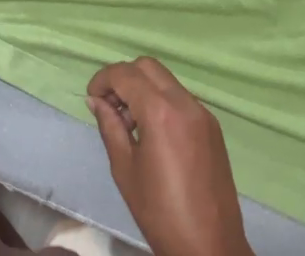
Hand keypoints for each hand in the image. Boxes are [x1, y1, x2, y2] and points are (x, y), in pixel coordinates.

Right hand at [87, 57, 252, 255]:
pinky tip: (152, 133)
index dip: (103, 79)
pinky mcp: (213, 128)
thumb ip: (109, 126)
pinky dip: (161, 101)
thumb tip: (96, 100)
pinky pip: (181, 99)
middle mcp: (185, 103)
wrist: (210, 247)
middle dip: (124, 77)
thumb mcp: (124, 168)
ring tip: (130, 123)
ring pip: (166, 80)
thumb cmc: (159, 212)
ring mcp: (203, 114)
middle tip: (110, 106)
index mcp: (161, 112)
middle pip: (148, 67)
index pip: (126, 74)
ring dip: (143, 88)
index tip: (92, 98)